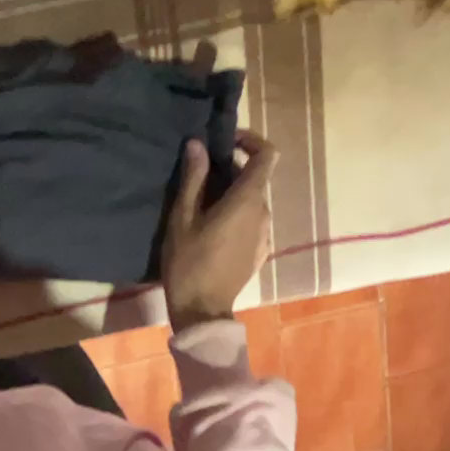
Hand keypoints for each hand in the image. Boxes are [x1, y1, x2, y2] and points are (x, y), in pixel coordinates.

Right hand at [161, 132, 276, 331]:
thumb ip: (193, 179)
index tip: (226, 141)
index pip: (267, 155)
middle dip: (232, 170)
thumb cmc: (188, 262)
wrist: (202, 310)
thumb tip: (198, 144)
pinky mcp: (260, 251)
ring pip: (254, 202)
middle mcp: (264, 213)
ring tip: (202, 206)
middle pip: (256, 179)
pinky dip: (237, 215)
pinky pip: (253, 222)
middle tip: (200, 178)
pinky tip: (213, 232)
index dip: (251, 141)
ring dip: (233, 195)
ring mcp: (265, 234)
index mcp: (247, 200)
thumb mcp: (182, 219)